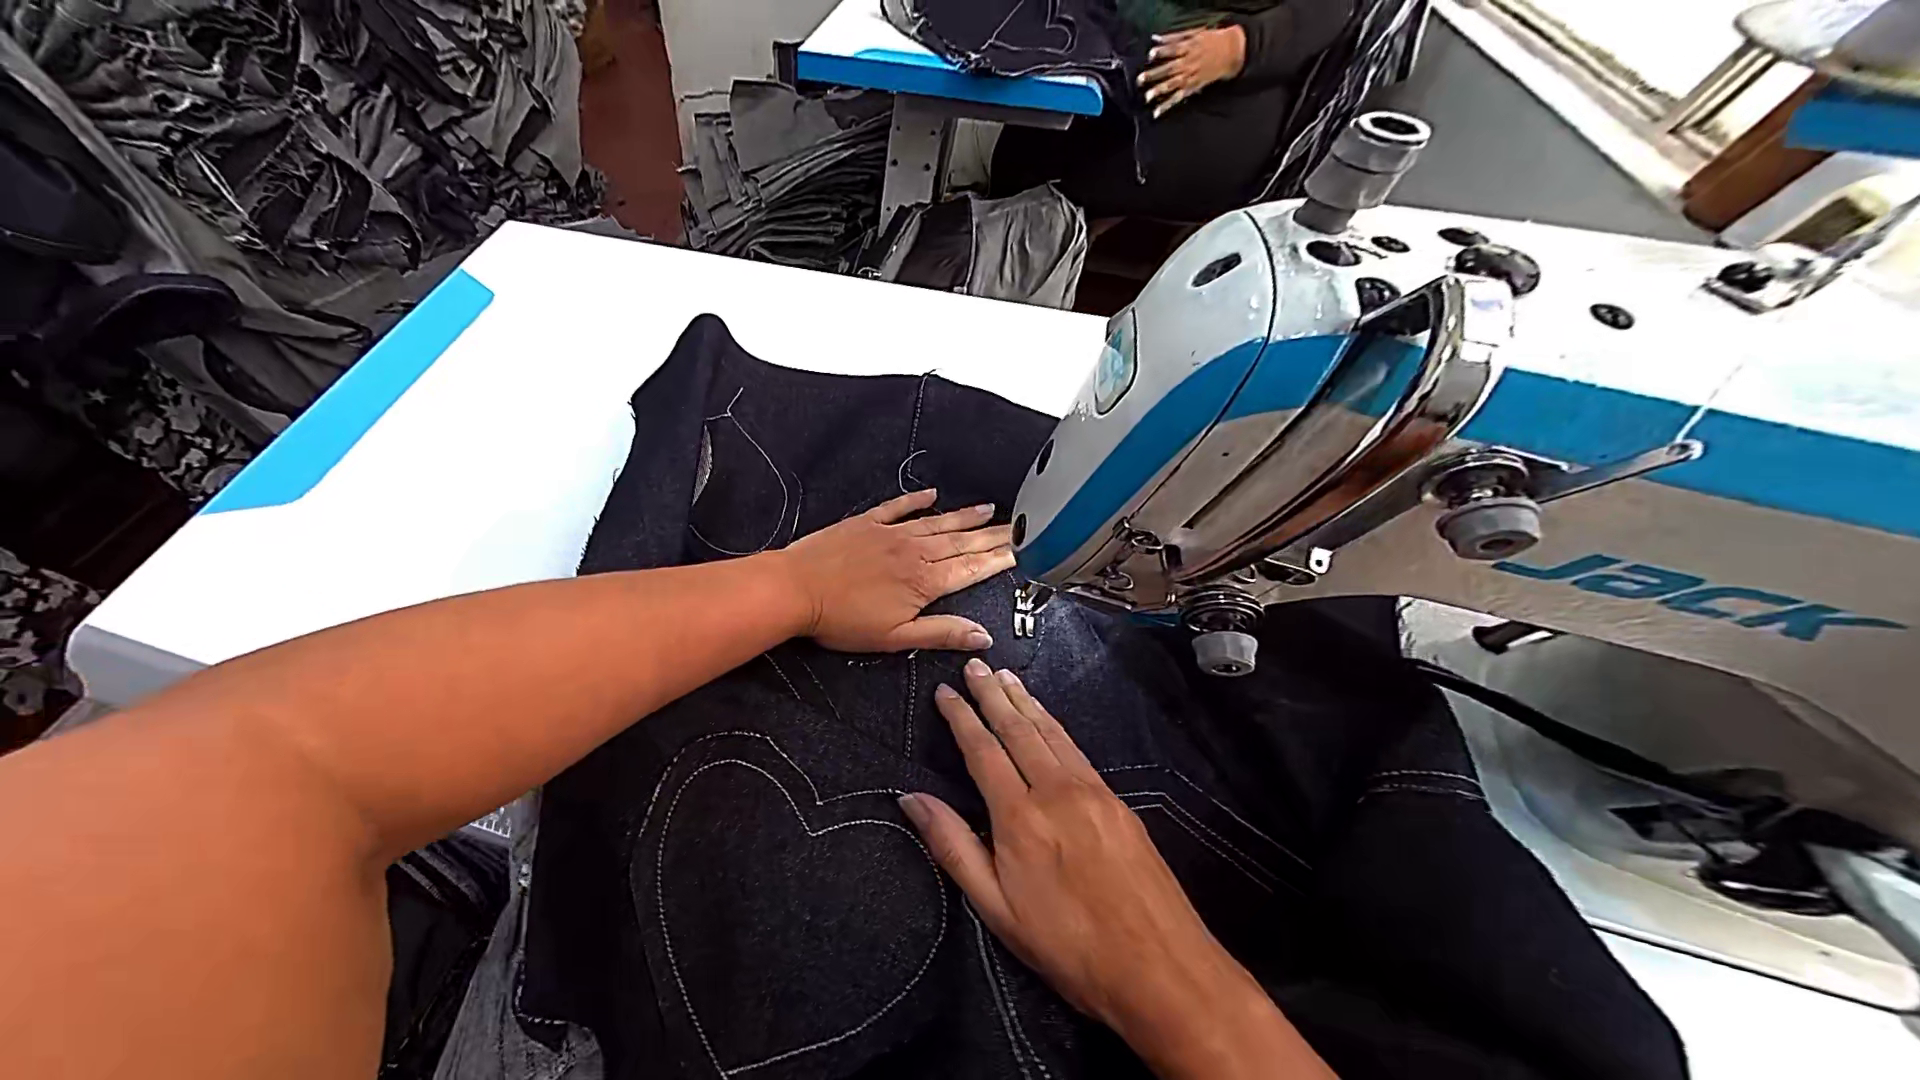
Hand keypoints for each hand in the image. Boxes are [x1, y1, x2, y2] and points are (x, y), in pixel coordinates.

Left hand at [777, 488, 1013, 652]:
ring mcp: (891, 533)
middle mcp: (914, 551)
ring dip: (964, 516)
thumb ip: (941, 633)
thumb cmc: (841, 619)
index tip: (1020, 551)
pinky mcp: (867, 523)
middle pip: (962, 541)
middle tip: (1016, 527)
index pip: (972, 568)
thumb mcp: (895, 637)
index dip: (998, 560)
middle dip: (992, 535)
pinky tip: (932, 494)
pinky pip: (899, 507)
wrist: (795, 589)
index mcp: (924, 581)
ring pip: (937, 522)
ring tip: (988, 510)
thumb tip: (981, 636)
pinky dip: (917, 499)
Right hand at [898, 662, 1334, 1078]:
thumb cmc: (1068, 946)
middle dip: (992, 694)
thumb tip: (912, 798)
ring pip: (1050, 731)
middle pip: (1017, 728)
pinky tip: (1047, 718)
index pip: (982, 750)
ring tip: (1006, 676)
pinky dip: (1053, 723)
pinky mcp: (1116, 799)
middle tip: (975, 665)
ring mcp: (1091, 790)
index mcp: (1020, 816)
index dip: (961, 717)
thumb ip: (953, 846)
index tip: (945, 691)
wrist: (1159, 965)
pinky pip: (1075, 747)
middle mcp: (1056, 789)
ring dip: (1024, 700)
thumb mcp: (997, 908)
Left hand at [1139, 26, 1246, 117]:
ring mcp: (1190, 77)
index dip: (1162, 51)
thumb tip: (1154, 39)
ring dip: (1159, 91)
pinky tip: (1156, 113)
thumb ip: (1173, 37)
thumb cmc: (1210, 40)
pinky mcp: (1192, 88)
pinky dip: (1167, 106)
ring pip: (1173, 85)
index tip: (1150, 54)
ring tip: (1147, 97)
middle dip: (1154, 75)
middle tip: (1140, 80)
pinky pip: (1178, 98)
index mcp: (1189, 47)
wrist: (1231, 51)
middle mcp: (1188, 63)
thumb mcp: (1193, 33)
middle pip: (1170, 69)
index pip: (1173, 49)